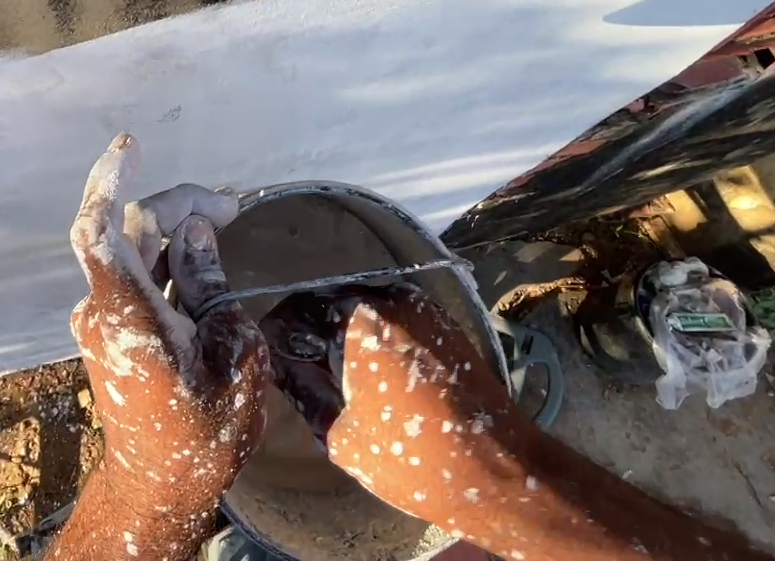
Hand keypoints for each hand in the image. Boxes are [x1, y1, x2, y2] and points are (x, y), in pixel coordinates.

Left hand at [46, 134, 269, 560]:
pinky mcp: (114, 324)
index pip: (98, 229)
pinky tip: (202, 253)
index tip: (131, 144)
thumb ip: (209, 286)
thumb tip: (197, 232)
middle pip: (132, 230)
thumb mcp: (231, 356)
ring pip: (135, 248)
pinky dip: (168, 255)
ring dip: (176, 227)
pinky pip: (138, 272)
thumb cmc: (202, 431)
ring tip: (225, 216)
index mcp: (127, 311)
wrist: (160, 484)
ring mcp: (104, 315)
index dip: (109, 179)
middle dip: (180, 205)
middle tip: (232, 206)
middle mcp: (104, 305)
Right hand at [313, 284, 774, 560]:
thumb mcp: (340, 435)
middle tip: (296, 359)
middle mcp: (389, 298)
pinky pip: (389, 313)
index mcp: (359, 318)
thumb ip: (302, 388)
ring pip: (359, 303)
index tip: (269, 351)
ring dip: (338, 325)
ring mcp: (419, 305)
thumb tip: (281, 362)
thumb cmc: (416, 461)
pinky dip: (370, 329)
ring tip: (328, 362)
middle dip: (308, 326)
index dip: (278, 333)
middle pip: (328, 299)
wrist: (504, 476)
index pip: (297, 310)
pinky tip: (365, 363)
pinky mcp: (440, 320)